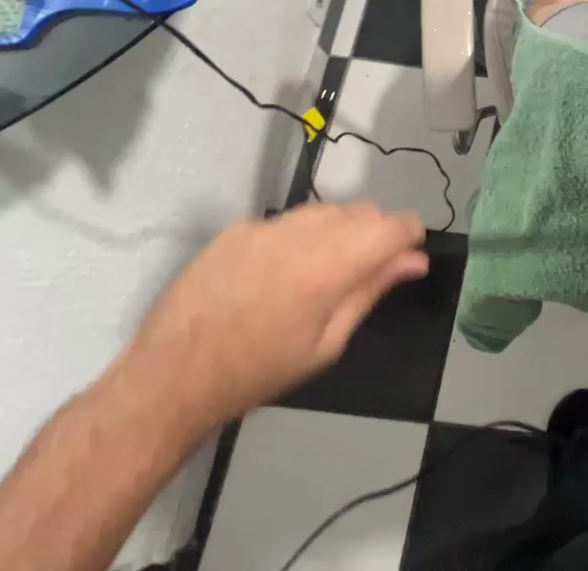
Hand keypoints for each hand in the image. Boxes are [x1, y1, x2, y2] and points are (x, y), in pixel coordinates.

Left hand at [112, 203, 427, 435]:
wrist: (172, 376)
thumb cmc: (261, 370)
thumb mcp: (329, 342)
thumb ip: (372, 291)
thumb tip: (415, 260)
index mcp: (333, 264)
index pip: (396, 224)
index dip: (409, 239)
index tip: (405, 261)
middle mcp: (305, 232)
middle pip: (364, 212)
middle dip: (374, 236)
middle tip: (359, 277)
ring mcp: (267, 226)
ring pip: (326, 211)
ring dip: (337, 233)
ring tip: (315, 275)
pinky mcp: (238, 228)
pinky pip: (286, 221)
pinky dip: (296, 239)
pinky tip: (275, 275)